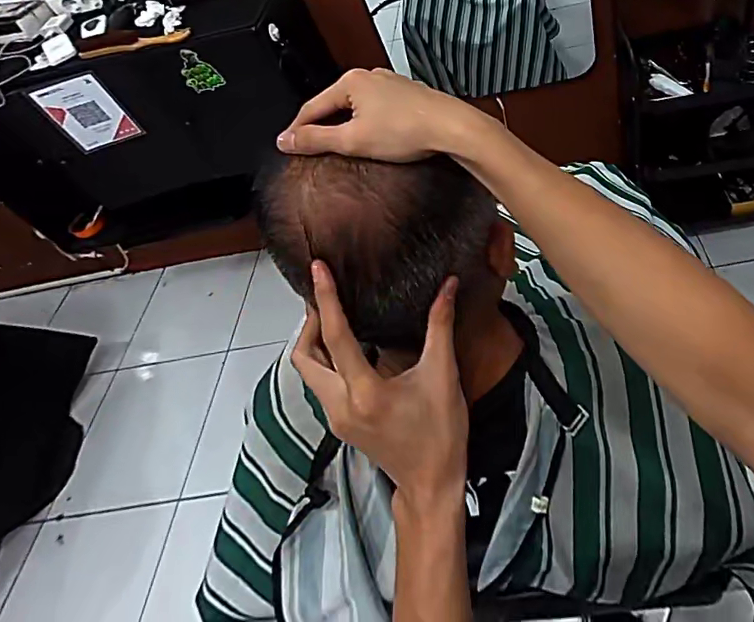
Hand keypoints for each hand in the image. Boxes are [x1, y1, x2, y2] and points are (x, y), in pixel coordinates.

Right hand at [277, 68, 495, 162]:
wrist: (451, 127)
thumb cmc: (409, 129)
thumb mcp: (353, 141)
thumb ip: (316, 140)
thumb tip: (288, 140)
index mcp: (351, 82)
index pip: (311, 107)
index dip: (297, 130)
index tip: (287, 144)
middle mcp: (370, 77)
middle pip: (333, 104)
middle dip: (321, 126)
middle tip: (309, 148)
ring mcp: (389, 84)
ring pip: (356, 106)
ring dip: (345, 125)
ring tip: (339, 146)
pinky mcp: (405, 96)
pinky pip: (375, 109)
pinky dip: (366, 123)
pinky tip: (371, 138)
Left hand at [290, 261, 467, 503]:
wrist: (431, 485)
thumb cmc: (440, 432)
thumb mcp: (442, 375)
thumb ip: (441, 325)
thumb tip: (448, 284)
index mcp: (364, 392)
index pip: (336, 336)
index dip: (326, 298)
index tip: (317, 269)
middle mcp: (340, 405)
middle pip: (305, 356)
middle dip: (310, 321)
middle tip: (325, 294)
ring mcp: (336, 417)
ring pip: (309, 372)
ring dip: (315, 341)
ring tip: (334, 313)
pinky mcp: (341, 423)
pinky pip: (322, 382)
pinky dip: (326, 358)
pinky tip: (348, 344)